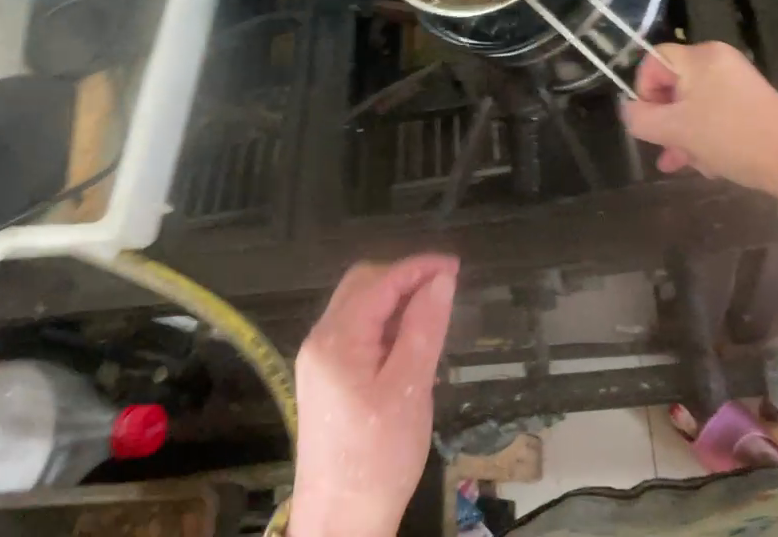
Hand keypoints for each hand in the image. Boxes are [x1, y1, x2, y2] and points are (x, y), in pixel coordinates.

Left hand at [288, 255, 457, 536]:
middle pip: (363, 285)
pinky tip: (410, 339)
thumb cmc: (378, 458)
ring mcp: (320, 360)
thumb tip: (442, 280)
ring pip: (359, 307)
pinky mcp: (326, 379)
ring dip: (396, 299)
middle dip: (405, 277)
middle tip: (447, 287)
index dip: (419, 268)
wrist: (340, 520)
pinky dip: (386, 323)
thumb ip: (425, 329)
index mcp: (336, 339)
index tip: (457, 266)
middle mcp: (320, 340)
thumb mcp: (410, 390)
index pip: (380, 281)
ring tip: (435, 311)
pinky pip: (357, 331)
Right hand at [620, 42, 777, 195]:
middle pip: (674, 85)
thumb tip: (629, 110)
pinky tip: (707, 165)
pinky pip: (714, 114)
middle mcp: (718, 61)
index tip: (650, 122)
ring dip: (683, 135)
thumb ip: (641, 118)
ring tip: (685, 165)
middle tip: (666, 150)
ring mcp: (737, 82)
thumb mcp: (675, 130)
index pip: (653, 61)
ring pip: (693, 105)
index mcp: (700, 56)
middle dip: (665, 121)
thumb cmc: (730, 137)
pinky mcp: (751, 103)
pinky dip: (705, 135)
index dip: (643, 91)